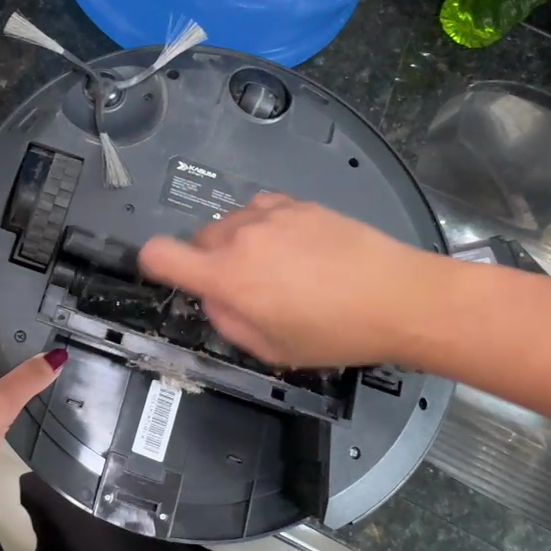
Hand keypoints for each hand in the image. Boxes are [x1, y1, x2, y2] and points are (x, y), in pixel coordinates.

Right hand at [137, 193, 453, 366]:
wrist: (398, 297)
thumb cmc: (335, 332)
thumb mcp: (271, 348)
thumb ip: (227, 321)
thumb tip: (214, 298)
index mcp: (227, 277)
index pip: (160, 254)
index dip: (152, 263)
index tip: (167, 273)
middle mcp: (240, 237)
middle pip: (197, 239)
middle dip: (208, 262)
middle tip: (243, 287)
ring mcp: (269, 214)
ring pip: (230, 223)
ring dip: (238, 243)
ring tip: (275, 268)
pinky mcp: (296, 202)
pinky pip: (260, 209)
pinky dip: (264, 225)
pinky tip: (291, 245)